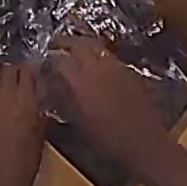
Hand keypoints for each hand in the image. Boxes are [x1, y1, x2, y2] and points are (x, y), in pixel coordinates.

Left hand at [0, 61, 45, 185]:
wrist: (1, 178)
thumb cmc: (24, 162)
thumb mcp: (40, 133)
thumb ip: (39, 111)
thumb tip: (38, 99)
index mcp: (26, 103)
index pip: (29, 71)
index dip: (32, 67)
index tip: (34, 68)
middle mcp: (6, 97)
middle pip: (10, 67)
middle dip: (16, 66)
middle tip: (19, 70)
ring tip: (1, 69)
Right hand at [45, 36, 175, 173]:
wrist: (144, 143)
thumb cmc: (106, 138)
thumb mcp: (77, 120)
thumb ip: (62, 98)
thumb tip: (49, 85)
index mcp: (81, 82)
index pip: (59, 60)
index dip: (48, 60)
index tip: (42, 65)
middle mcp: (98, 68)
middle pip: (78, 44)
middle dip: (64, 42)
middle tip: (54, 45)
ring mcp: (116, 68)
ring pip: (96, 45)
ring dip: (82, 44)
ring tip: (73, 50)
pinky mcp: (129, 72)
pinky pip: (109, 55)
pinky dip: (97, 53)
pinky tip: (94, 64)